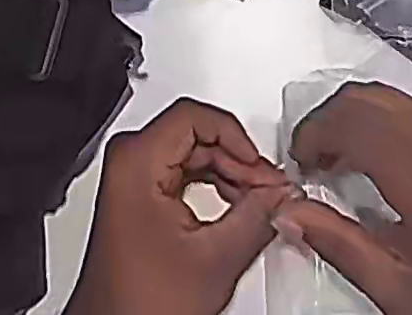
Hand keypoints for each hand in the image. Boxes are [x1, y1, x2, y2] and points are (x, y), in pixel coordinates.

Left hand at [65, 98, 295, 314]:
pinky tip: (237, 208)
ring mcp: (132, 173)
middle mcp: (130, 158)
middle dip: (238, 160)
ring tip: (260, 202)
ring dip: (229, 173)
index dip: (234, 136)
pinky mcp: (139, 191)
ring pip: (191, 152)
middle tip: (270, 188)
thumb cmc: (141, 304)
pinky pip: (182, 171)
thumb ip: (255, 218)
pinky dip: (213, 185)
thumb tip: (280, 193)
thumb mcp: (213, 260)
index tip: (261, 164)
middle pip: (194, 134)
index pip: (193, 116)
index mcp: (137, 159)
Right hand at [276, 82, 411, 314]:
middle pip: (361, 100)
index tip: (299, 163)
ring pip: (381, 94)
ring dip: (347, 113)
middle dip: (324, 120)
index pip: (351, 124)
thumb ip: (339, 245)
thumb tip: (287, 212)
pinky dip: (372, 113)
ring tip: (335, 153)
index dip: (313, 134)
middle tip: (309, 157)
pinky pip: (401, 103)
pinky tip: (368, 149)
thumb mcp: (403, 293)